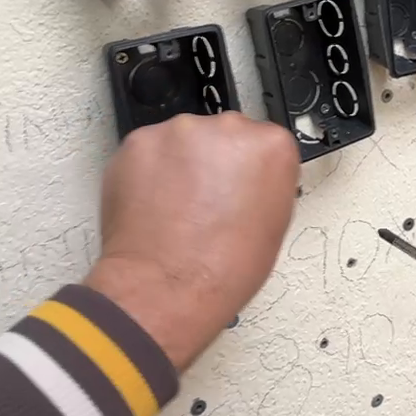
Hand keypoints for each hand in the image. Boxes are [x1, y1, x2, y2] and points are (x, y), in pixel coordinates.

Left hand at [81, 112, 298, 369]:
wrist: (166, 288)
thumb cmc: (223, 268)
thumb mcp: (276, 223)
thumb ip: (266, 182)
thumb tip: (250, 177)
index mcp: (272, 146)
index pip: (265, 141)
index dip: (251, 167)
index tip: (241, 185)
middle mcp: (230, 128)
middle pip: (225, 134)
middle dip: (216, 160)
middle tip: (207, 200)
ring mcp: (182, 132)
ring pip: (184, 141)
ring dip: (181, 163)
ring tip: (176, 206)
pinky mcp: (140, 141)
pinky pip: (150, 150)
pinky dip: (149, 171)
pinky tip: (154, 203)